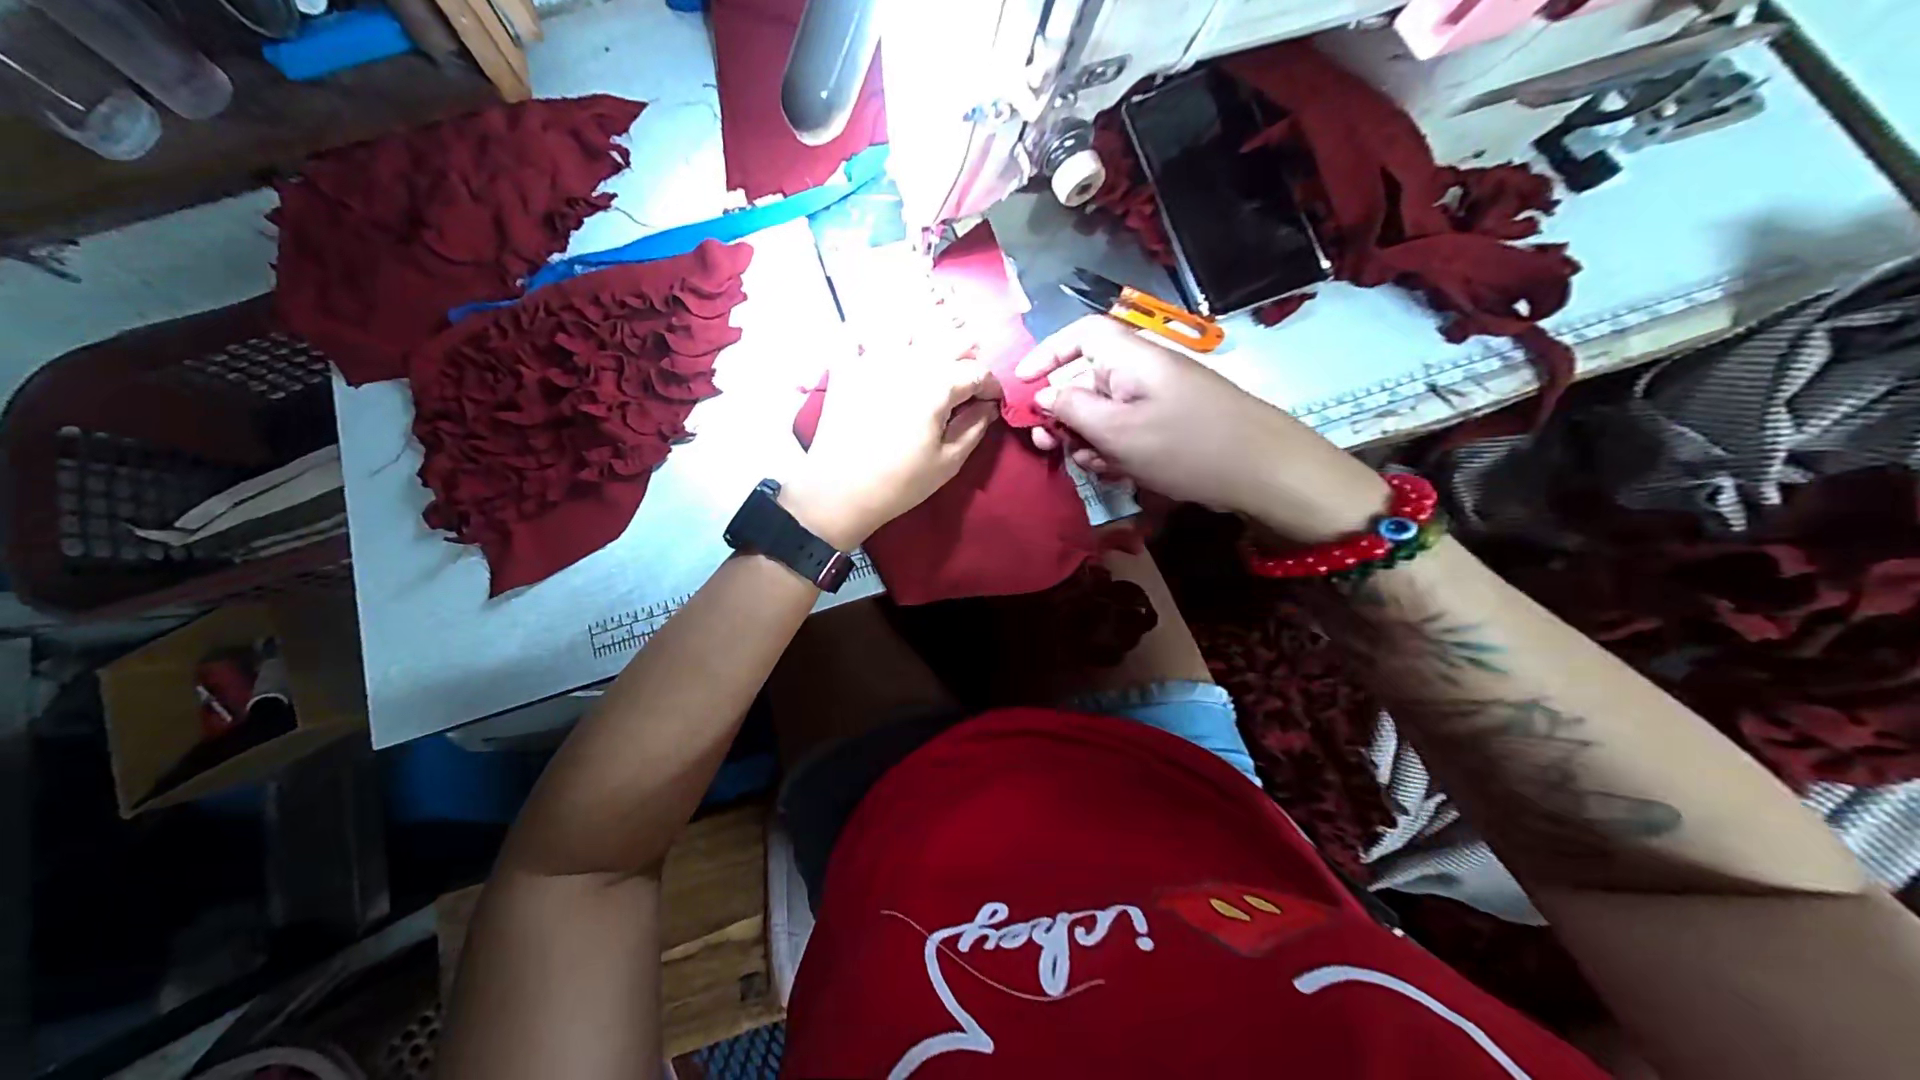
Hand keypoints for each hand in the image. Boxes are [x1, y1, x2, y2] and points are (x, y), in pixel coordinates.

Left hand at [782, 339, 1000, 550]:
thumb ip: (974, 427)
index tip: (991, 403)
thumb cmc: (900, 482)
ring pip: (908, 326)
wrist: (839, 492)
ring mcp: (874, 359)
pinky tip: (880, 346)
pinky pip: (858, 335)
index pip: (978, 371)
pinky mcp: (847, 367)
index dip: (991, 386)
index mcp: (938, 384)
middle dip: (967, 353)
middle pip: (949, 337)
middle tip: (966, 377)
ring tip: (929, 354)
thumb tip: (988, 406)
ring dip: (926, 333)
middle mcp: (909, 361)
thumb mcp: (948, 461)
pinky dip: (870, 334)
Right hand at [1015, 316, 1388, 541]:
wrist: (1263, 470)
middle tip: (1051, 445)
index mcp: (1128, 356)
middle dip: (1063, 413)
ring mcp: (1157, 397)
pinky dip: (1115, 448)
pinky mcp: (1169, 422)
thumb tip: (1043, 395)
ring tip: (1098, 465)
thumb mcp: (1116, 430)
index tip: (1022, 383)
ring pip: (1103, 411)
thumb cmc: (1185, 445)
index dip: (1046, 352)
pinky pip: (1127, 428)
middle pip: (1085, 378)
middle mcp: (1141, 370)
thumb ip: (1071, 409)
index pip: (1079, 334)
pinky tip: (1121, 472)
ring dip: (1089, 439)